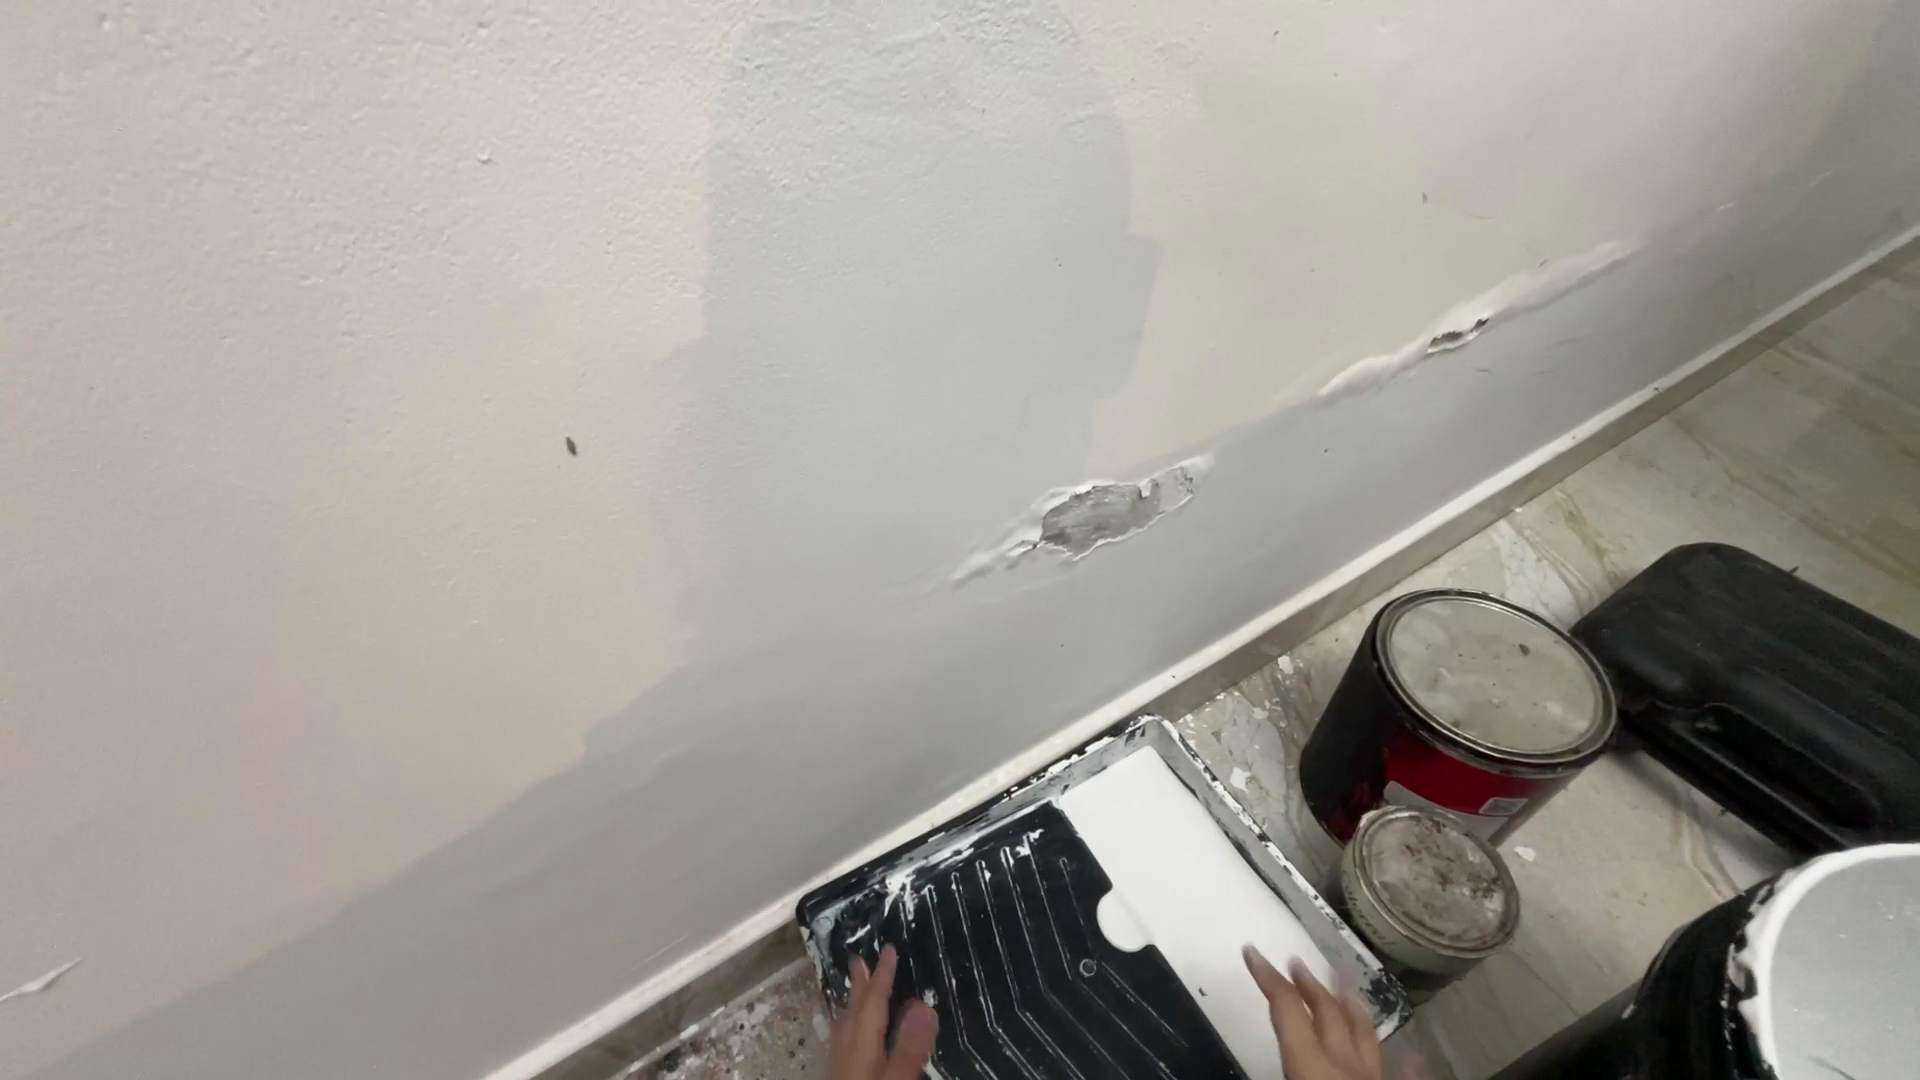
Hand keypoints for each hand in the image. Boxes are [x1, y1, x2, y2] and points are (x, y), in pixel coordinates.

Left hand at [829, 945, 938, 1079]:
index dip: (883, 975)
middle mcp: (847, 1051)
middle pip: (854, 1012)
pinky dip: (847, 1028)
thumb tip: (926, 1006)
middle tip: (858, 958)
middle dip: (860, 984)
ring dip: (852, 1004)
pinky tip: (847, 1035)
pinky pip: (842, 1042)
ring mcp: (838, 1067)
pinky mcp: (839, 1077)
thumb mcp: (896, 1079)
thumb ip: (909, 1049)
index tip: (888, 947)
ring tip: (851, 988)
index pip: (874, 1005)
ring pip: (845, 1027)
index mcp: (863, 1047)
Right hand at [1244, 945, 1403, 1079]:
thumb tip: (1256, 1059)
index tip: (1251, 950)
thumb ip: (1275, 1065)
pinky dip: (1405, 1064)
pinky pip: (1402, 1077)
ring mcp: (1375, 1079)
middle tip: (1295, 961)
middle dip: (1308, 983)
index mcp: (1312, 1065)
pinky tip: (1412, 1055)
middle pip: (1327, 1012)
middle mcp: (1346, 1064)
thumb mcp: (1293, 1079)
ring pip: (1365, 1033)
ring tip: (1344, 983)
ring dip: (1352, 1005)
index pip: (1287, 1007)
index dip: (1268, 976)